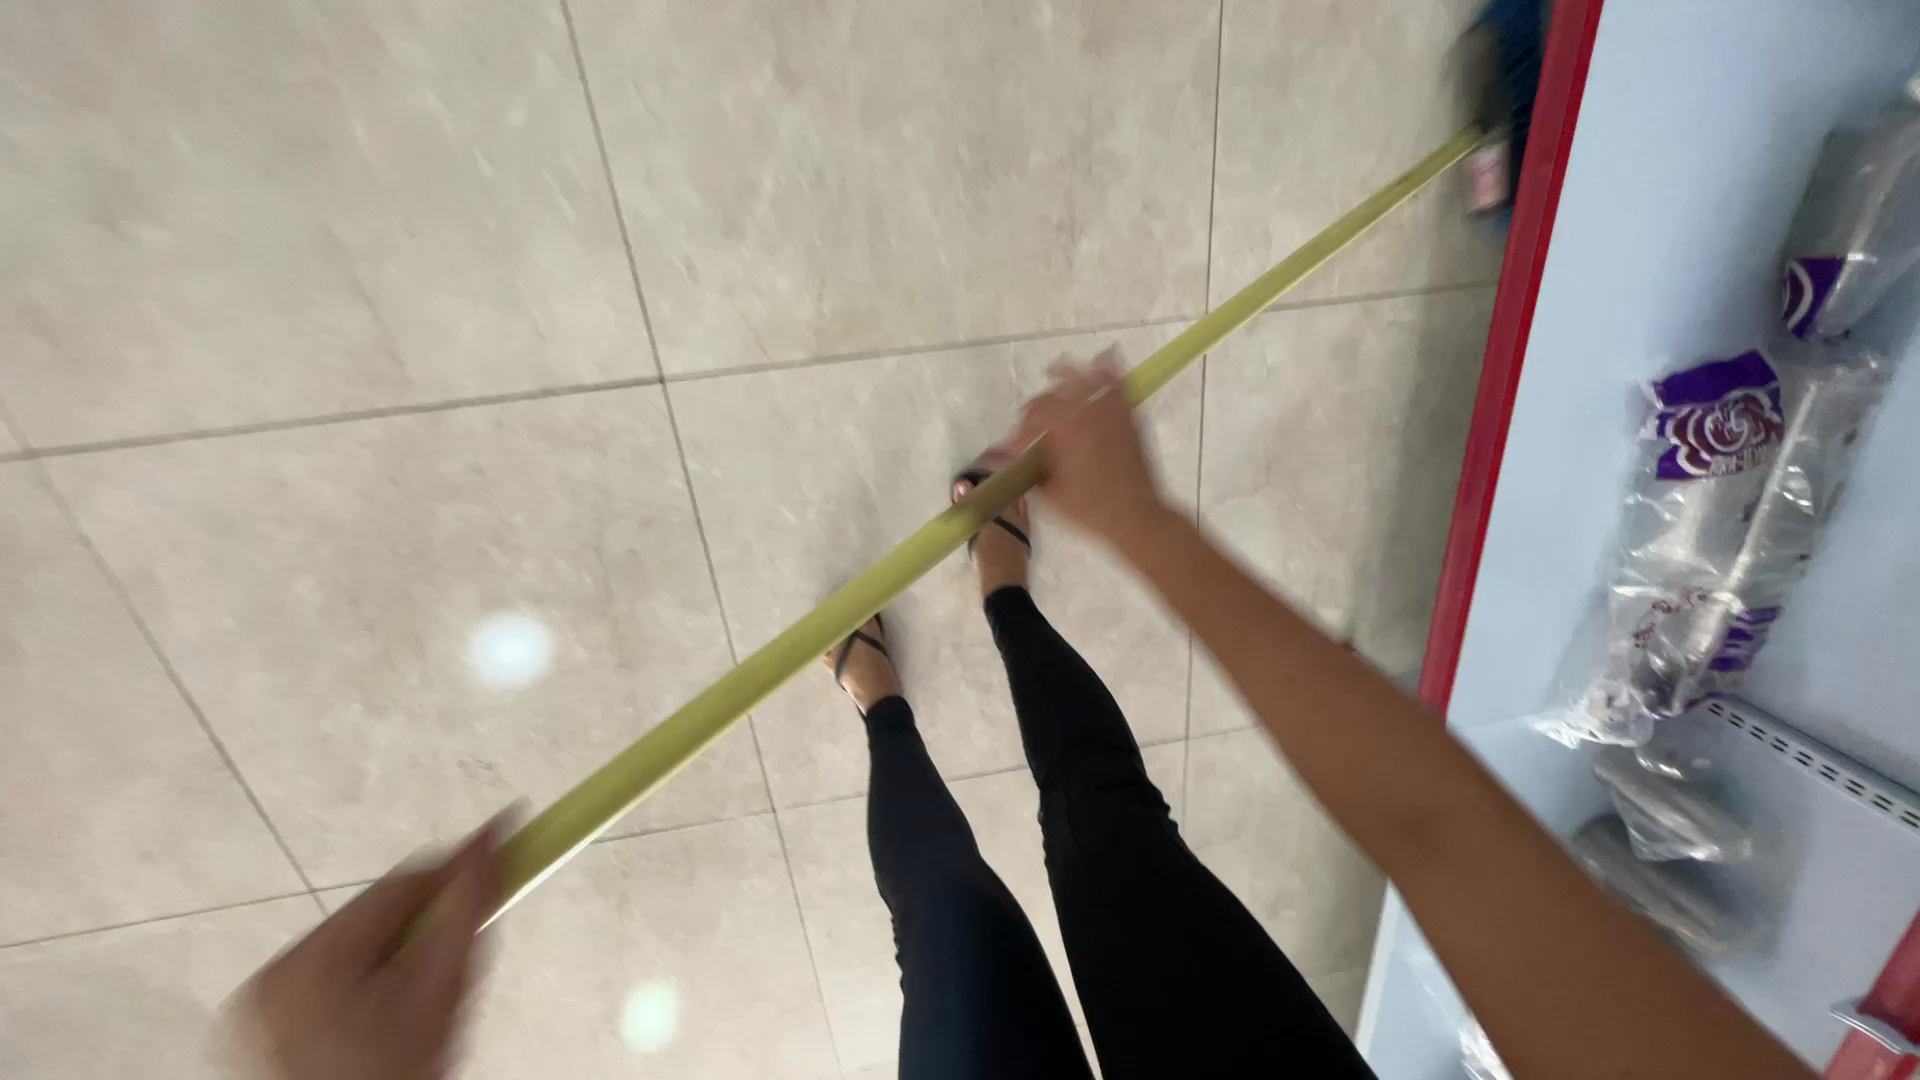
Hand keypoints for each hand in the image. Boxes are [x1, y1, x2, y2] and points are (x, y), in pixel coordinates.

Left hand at [229, 817, 507, 1079]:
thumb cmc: (404, 1066)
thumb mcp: (447, 981)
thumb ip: (471, 900)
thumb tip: (498, 827)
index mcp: (312, 958)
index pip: (406, 884)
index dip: (458, 879)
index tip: (501, 882)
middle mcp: (277, 971)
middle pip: (386, 913)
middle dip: (432, 927)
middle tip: (461, 961)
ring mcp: (267, 1000)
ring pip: (370, 939)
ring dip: (410, 951)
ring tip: (429, 996)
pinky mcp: (272, 1020)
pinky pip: (345, 969)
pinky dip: (381, 976)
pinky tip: (397, 1011)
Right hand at [1014, 347, 1174, 547]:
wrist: (1138, 516)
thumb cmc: (1091, 511)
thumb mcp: (1051, 497)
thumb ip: (1030, 472)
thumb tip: (1012, 460)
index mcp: (1065, 432)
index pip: (1033, 417)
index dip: (1020, 431)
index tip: (1016, 448)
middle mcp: (1087, 414)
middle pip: (1054, 394)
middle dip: (1037, 405)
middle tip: (1029, 418)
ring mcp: (1111, 412)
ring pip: (1086, 378)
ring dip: (1068, 373)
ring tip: (1056, 370)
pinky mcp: (1130, 417)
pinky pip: (1120, 383)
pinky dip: (1110, 367)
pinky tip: (1106, 355)